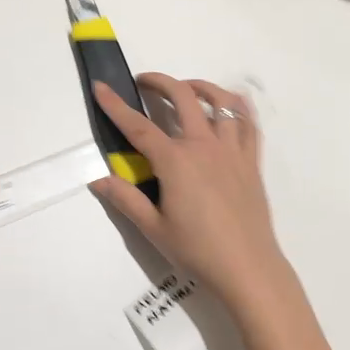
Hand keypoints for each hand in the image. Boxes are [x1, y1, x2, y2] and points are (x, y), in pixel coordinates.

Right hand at [90, 75, 291, 310]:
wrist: (247, 267)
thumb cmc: (197, 250)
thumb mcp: (153, 228)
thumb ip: (125, 199)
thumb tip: (98, 179)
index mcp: (175, 161)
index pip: (138, 126)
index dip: (116, 105)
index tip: (101, 87)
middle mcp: (204, 146)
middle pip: (182, 97)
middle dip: (160, 82)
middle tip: (144, 82)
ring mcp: (232, 150)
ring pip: (220, 101)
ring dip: (200, 86)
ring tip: (186, 88)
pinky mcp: (251, 161)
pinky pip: (248, 122)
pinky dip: (238, 106)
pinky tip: (228, 105)